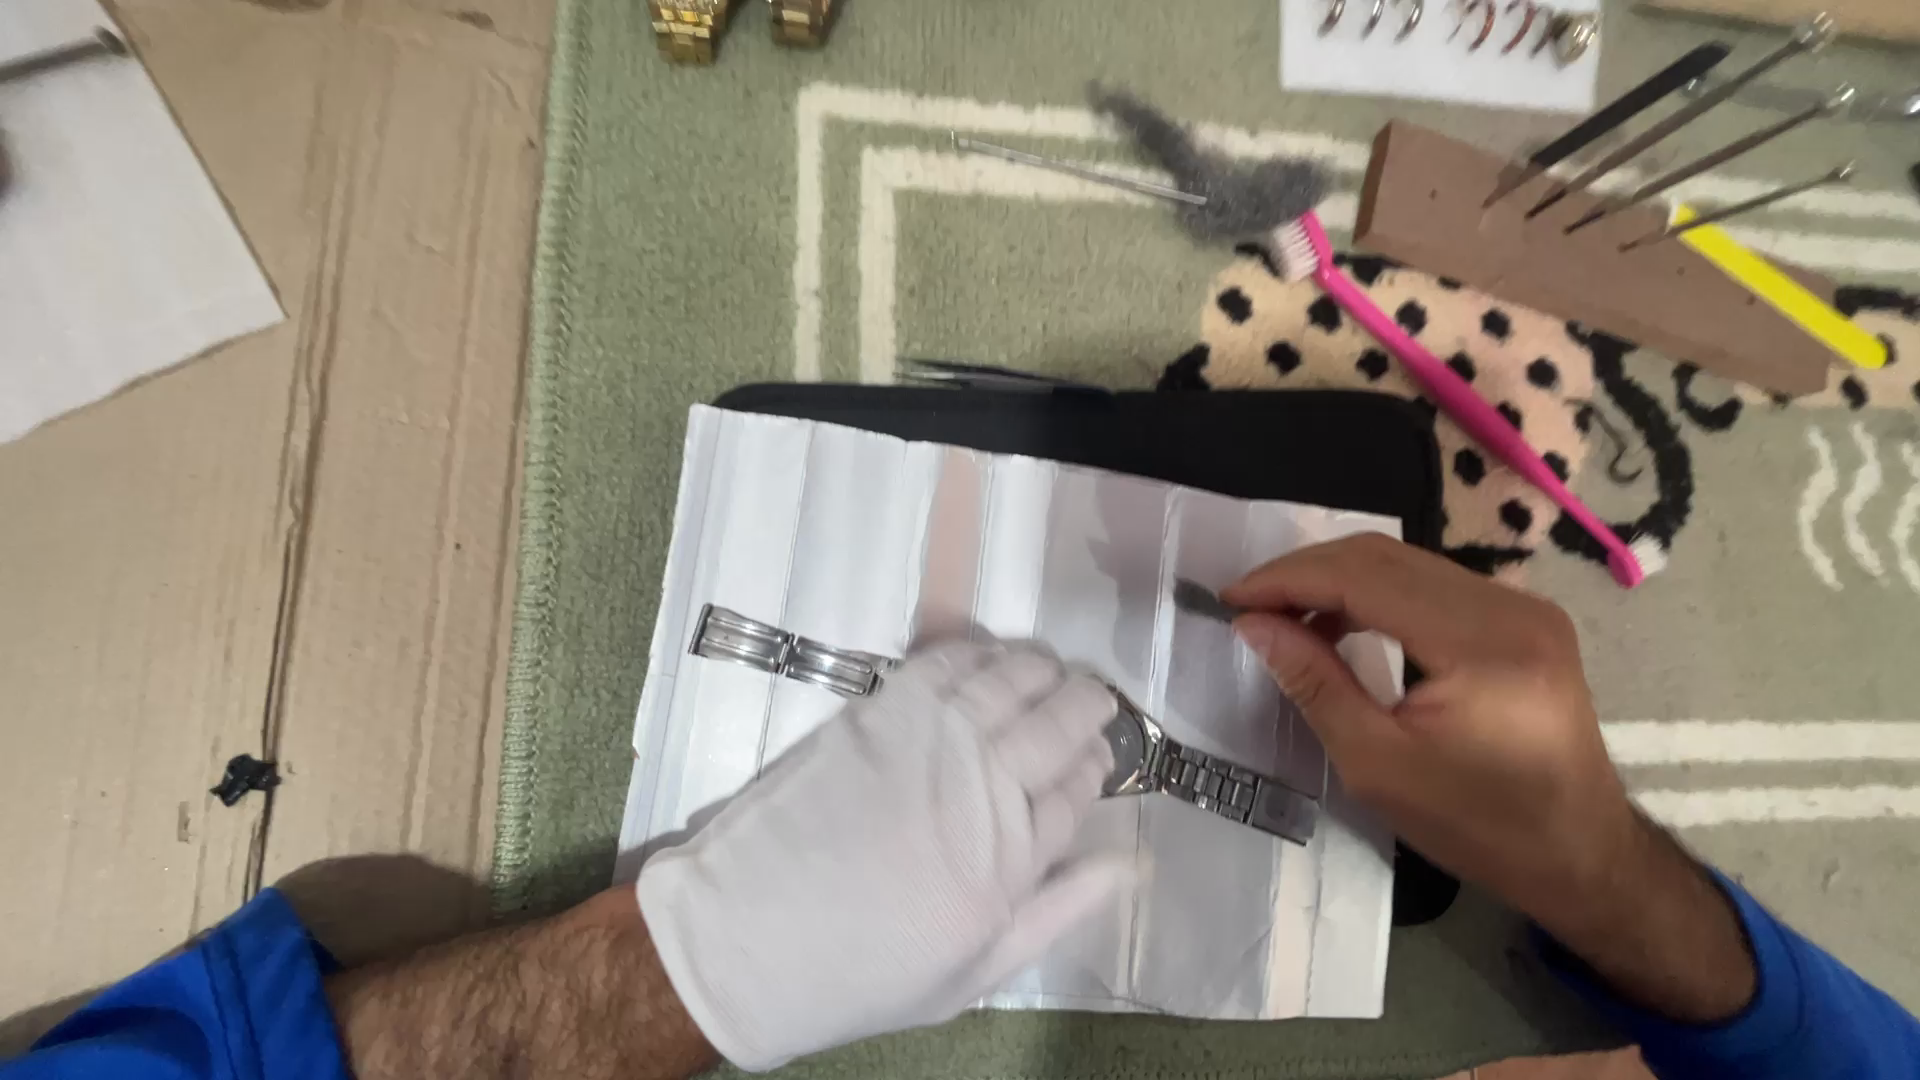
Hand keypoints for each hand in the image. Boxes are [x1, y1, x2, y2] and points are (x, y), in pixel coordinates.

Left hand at [637, 639, 1128, 1069]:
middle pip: (1057, 727)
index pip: (1077, 791)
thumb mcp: (973, 974)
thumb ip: (1056, 911)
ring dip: (1041, 669)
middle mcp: (981, 791)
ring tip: (1052, 669)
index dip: (1095, 763)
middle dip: (1086, 705)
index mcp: (1009, 864)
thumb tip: (1127, 863)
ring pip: (1009, 685)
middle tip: (1092, 696)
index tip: (1098, 752)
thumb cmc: (866, 969)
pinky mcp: (881, 713)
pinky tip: (991, 656)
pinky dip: (978, 652)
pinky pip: (945, 665)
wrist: (749, 940)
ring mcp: (930, 745)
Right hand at [1223, 535, 1754, 1022]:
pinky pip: (1424, 581)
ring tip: (1282, 613)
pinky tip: (1335, 620)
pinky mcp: (1517, 617)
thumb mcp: (1375, 763)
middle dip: (1302, 571)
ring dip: (1332, 578)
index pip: (1362, 577)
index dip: (1286, 579)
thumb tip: (1252, 623)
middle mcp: (1507, 606)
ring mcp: (1518, 606)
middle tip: (1248, 603)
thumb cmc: (1477, 825)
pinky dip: (1368, 592)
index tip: (1230, 598)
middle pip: (1380, 555)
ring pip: (1400, 560)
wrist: (1582, 857)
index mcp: (1479, 644)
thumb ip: (1313, 682)